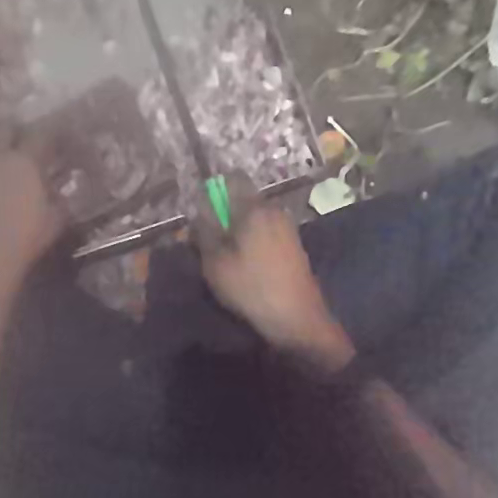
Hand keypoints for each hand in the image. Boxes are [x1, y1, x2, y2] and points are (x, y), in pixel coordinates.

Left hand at [0, 141, 63, 294]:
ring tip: (10, 160)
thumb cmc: (27, 237)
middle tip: (30, 142)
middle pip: (5, 128)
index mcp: (26, 161)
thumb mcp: (57, 219)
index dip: (52, 132)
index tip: (60, 136)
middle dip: (18, 131)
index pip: (41, 133)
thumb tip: (62, 189)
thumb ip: (61, 199)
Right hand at [200, 206, 355, 371]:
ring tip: (227, 260)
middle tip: (209, 242)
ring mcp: (288, 228)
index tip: (203, 213)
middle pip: (243, 201)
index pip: (233, 178)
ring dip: (239, 233)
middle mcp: (274, 210)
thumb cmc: (252, 288)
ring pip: (255, 219)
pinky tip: (248, 269)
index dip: (214, 190)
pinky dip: (254, 244)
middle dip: (224, 215)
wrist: (298, 319)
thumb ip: (203, 233)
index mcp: (254, 208)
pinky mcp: (294, 247)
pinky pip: (267, 234)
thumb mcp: (215, 263)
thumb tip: (198, 214)